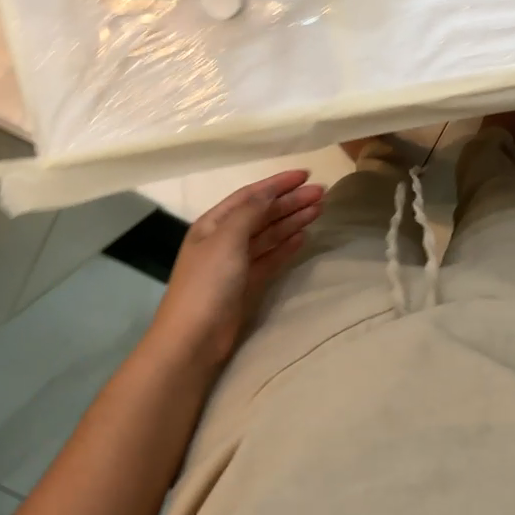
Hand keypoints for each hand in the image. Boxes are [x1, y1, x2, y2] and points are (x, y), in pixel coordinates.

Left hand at [147, 170, 324, 368]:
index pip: (250, 195)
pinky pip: (270, 258)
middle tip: (321, 194)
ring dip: (292, 220)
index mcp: (213, 224)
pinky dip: (286, 246)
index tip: (306, 175)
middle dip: (290, 201)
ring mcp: (235, 263)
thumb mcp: (227, 239)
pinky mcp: (246, 285)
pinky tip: (303, 237)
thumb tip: (269, 193)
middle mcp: (223, 239)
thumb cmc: (208, 283)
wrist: (193, 338)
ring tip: (319, 210)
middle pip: (262, 214)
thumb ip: (250, 212)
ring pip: (268, 234)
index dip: (277, 183)